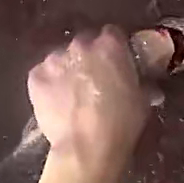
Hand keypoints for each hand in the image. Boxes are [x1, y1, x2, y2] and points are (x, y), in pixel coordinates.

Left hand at [27, 28, 151, 175]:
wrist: (86, 149)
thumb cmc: (122, 123)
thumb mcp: (142, 101)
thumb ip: (143, 85)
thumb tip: (148, 87)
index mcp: (110, 45)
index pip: (113, 34)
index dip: (117, 48)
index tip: (119, 62)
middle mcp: (80, 45)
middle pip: (86, 43)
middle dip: (91, 57)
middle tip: (97, 79)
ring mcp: (54, 59)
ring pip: (63, 58)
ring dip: (69, 69)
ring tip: (75, 92)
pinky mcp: (35, 77)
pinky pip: (44, 74)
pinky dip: (51, 83)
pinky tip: (58, 100)